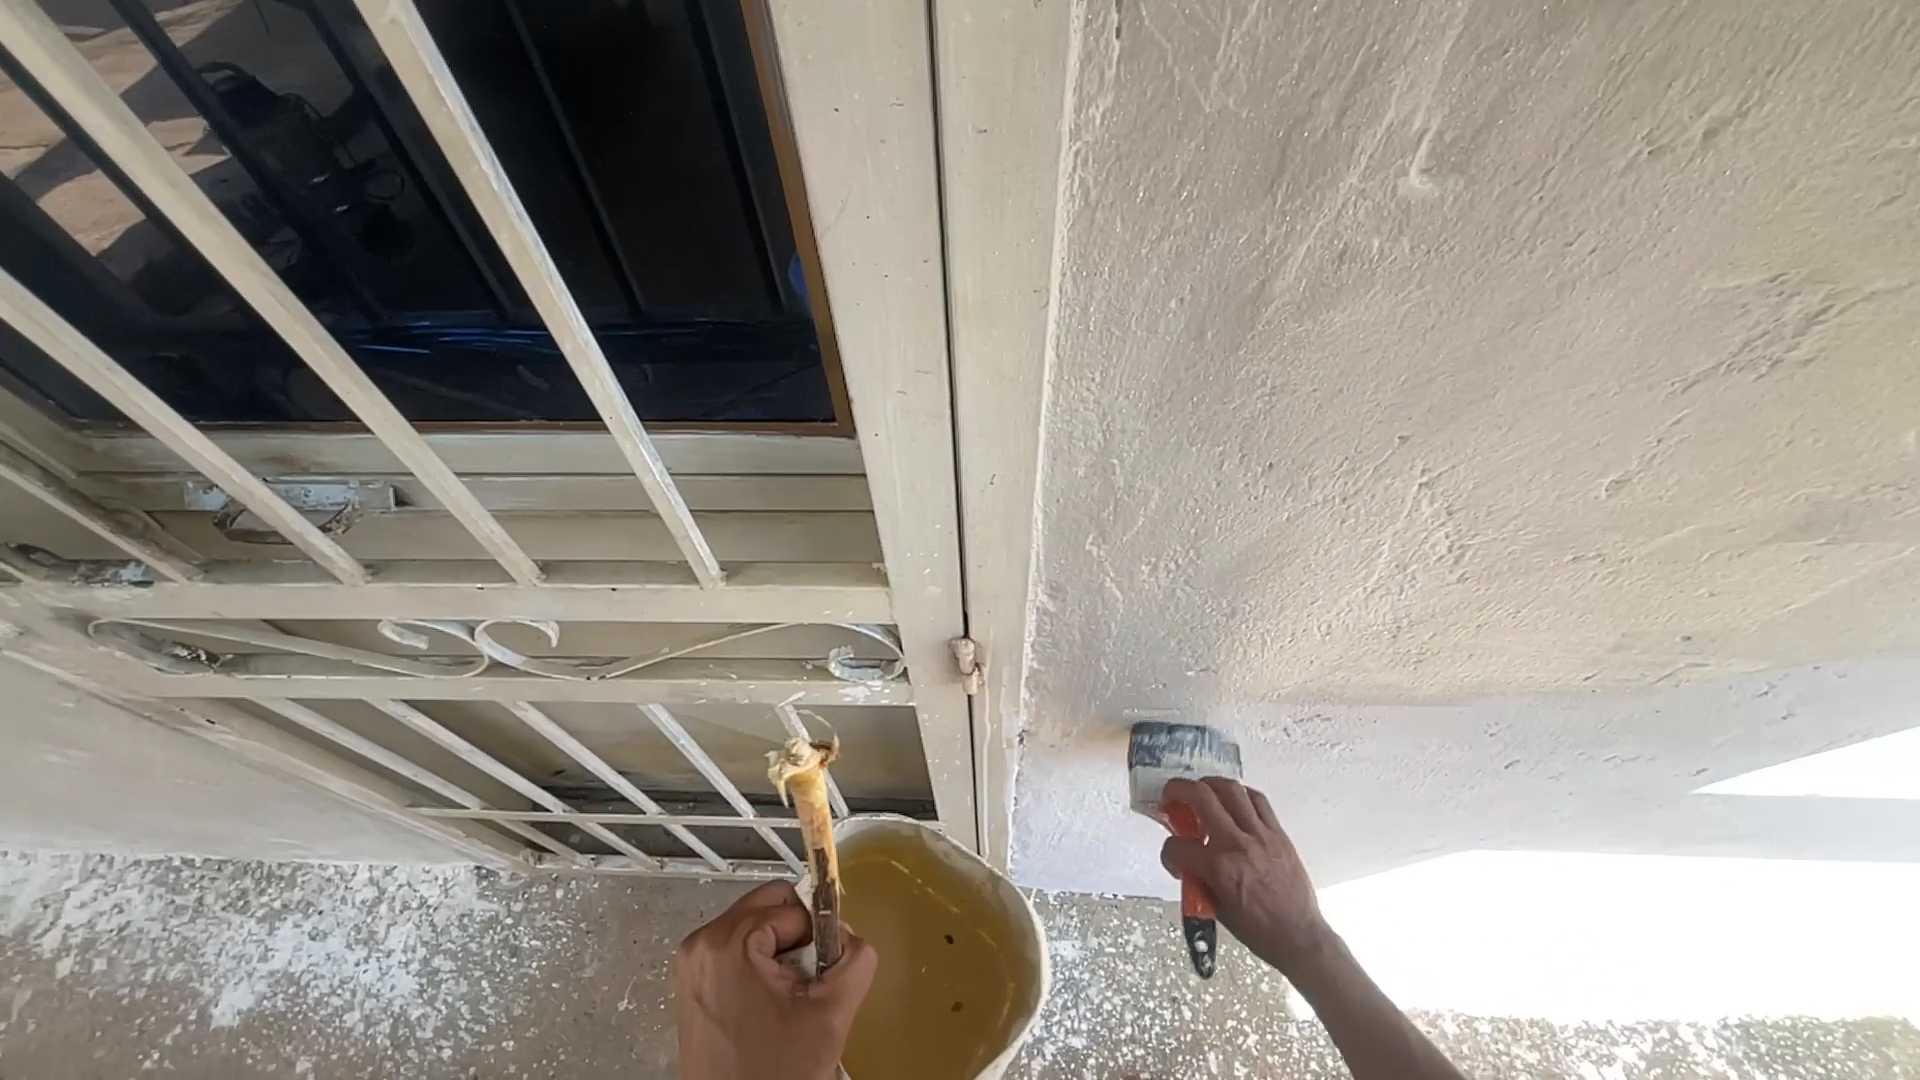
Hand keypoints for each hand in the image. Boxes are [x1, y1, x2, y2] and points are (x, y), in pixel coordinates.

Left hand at [675, 881, 878, 1079]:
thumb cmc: (777, 1071)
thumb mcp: (832, 1012)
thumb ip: (855, 958)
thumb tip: (847, 933)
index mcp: (728, 941)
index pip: (794, 908)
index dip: (816, 939)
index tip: (818, 977)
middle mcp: (701, 942)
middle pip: (770, 906)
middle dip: (797, 937)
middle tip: (805, 983)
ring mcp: (691, 963)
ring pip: (755, 926)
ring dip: (780, 952)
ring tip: (786, 999)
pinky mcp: (691, 983)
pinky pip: (736, 949)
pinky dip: (759, 965)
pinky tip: (767, 1006)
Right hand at [1159, 776, 1334, 976]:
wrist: (1300, 937)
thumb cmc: (1258, 930)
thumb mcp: (1215, 907)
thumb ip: (1198, 877)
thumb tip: (1186, 859)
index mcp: (1218, 868)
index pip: (1177, 846)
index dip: (1168, 851)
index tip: (1174, 857)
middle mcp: (1237, 844)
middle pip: (1200, 796)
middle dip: (1177, 790)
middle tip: (1171, 795)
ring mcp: (1260, 835)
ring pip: (1230, 789)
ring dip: (1209, 784)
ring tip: (1202, 791)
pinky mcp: (1278, 834)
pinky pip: (1258, 800)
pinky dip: (1241, 794)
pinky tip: (1233, 801)